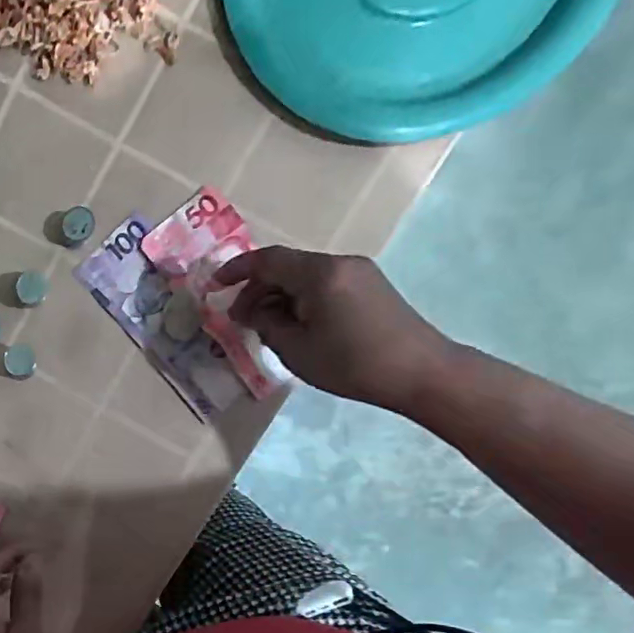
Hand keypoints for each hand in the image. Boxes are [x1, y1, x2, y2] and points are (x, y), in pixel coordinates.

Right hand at [212, 246, 456, 412]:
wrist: (419, 372)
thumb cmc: (351, 363)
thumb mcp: (296, 349)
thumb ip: (266, 323)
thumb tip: (251, 310)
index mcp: (319, 274)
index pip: (267, 260)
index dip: (236, 271)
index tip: (214, 287)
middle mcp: (339, 263)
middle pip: (286, 266)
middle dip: (257, 290)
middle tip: (239, 320)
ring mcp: (358, 272)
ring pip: (304, 276)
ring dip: (279, 296)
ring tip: (266, 327)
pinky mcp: (370, 286)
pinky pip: (323, 284)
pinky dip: (301, 299)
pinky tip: (296, 325)